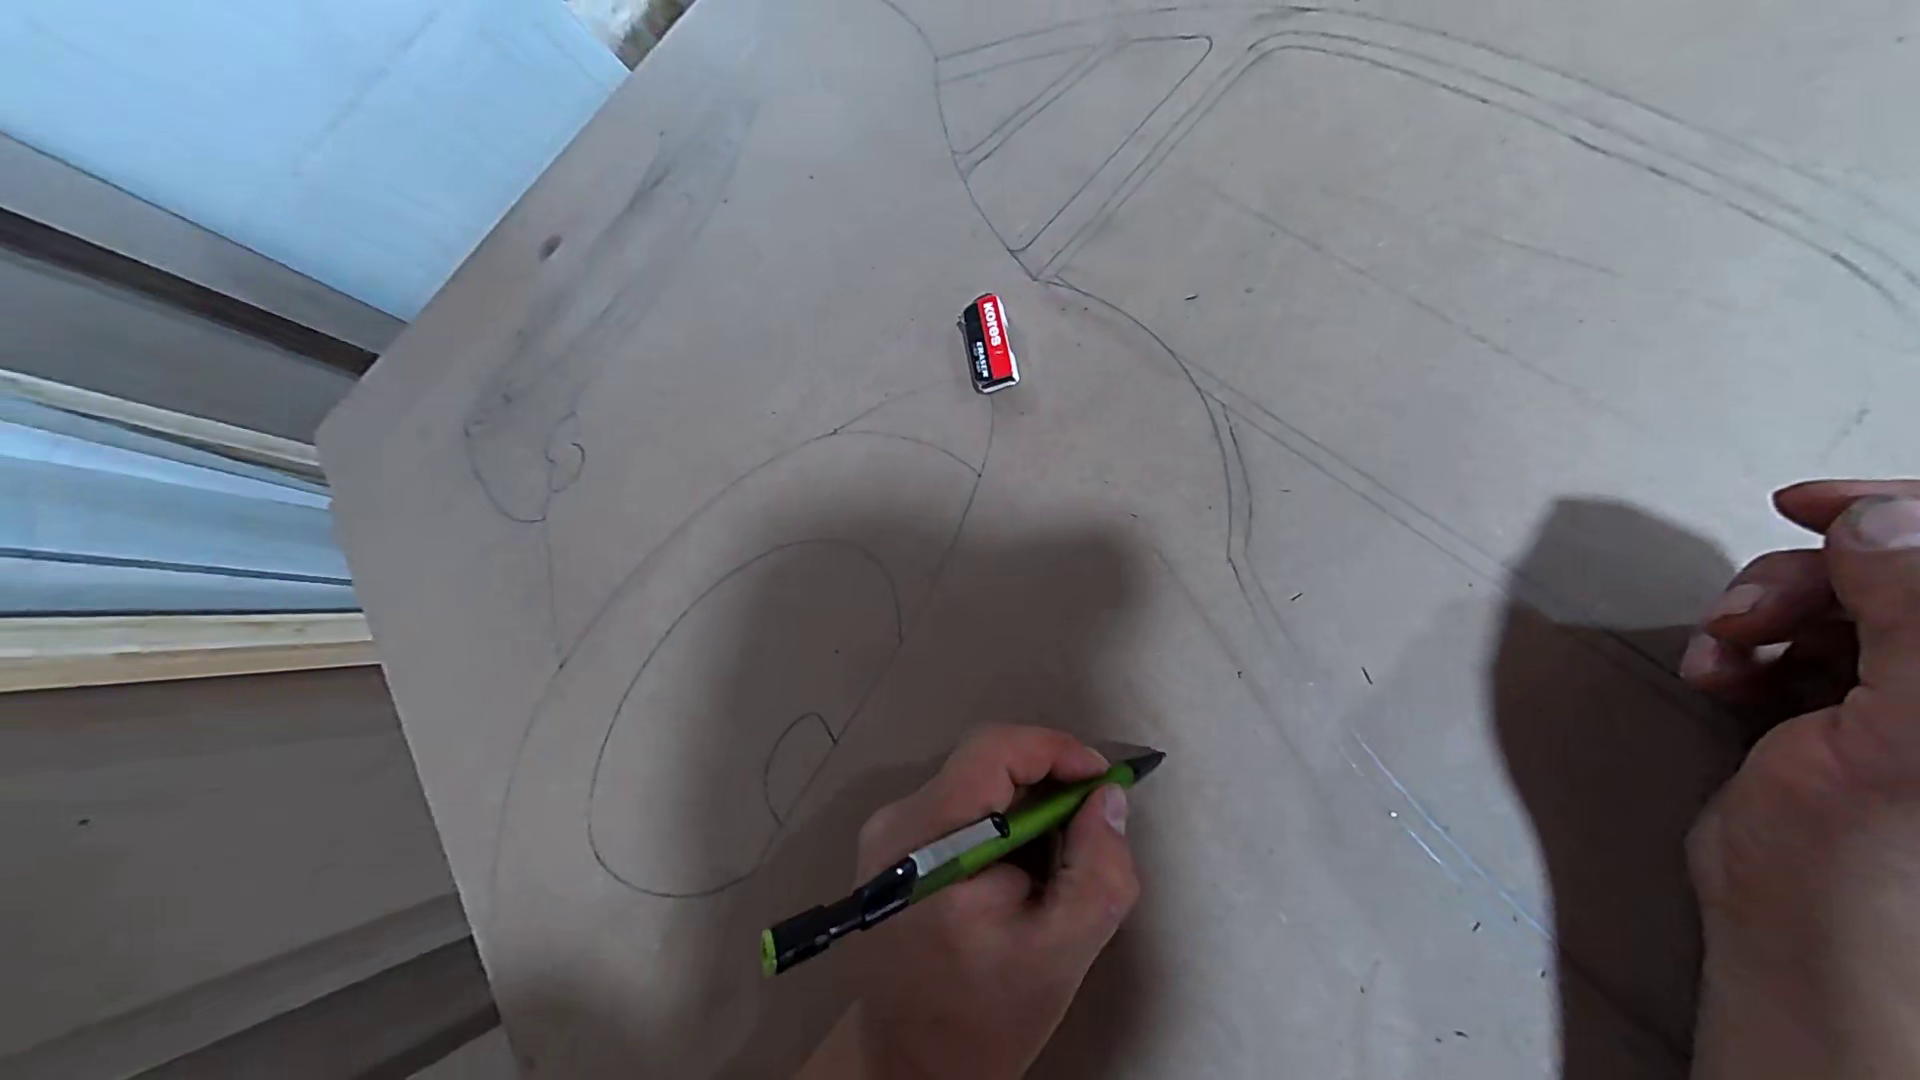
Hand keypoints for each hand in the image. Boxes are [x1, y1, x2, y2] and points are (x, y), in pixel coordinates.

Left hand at [797, 725, 1138, 1079]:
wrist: (909, 1061)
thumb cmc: (986, 1015)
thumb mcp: (1063, 953)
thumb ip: (1099, 870)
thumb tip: (1106, 796)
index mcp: (926, 843)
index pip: (990, 750)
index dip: (1052, 748)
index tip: (1100, 778)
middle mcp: (896, 821)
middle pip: (983, 761)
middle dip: (1046, 777)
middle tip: (1088, 814)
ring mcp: (886, 828)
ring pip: (973, 779)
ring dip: (1025, 799)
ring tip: (1057, 845)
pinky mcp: (890, 840)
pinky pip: (959, 801)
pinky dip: (1000, 814)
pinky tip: (1019, 860)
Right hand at [1681, 481, 1919, 1077]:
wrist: (1809, 933)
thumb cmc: (1879, 860)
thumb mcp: (1910, 739)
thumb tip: (1878, 519)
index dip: (1906, 514)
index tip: (1805, 505)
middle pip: (1902, 575)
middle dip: (1803, 582)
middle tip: (1737, 619)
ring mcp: (1918, 701)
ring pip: (1842, 604)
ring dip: (1759, 617)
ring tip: (1719, 658)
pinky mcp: (1852, 715)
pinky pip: (1800, 643)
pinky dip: (1747, 647)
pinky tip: (1724, 677)